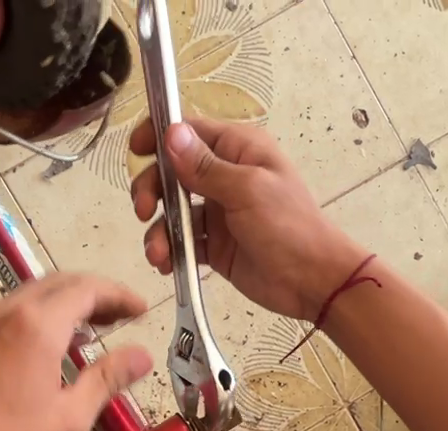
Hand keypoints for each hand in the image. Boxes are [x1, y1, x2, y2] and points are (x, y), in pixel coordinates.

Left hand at [0, 273, 152, 430]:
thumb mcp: (70, 417)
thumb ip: (108, 378)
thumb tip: (143, 356)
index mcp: (37, 324)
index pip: (88, 289)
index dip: (119, 295)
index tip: (142, 309)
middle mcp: (7, 310)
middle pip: (61, 283)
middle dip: (97, 295)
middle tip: (124, 317)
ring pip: (35, 295)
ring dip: (68, 304)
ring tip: (95, 330)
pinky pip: (14, 311)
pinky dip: (43, 316)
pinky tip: (55, 345)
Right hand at [130, 117, 368, 319]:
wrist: (311, 282)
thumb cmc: (290, 228)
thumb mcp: (248, 190)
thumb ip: (206, 167)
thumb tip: (171, 134)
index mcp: (238, 150)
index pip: (189, 131)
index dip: (159, 136)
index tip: (137, 150)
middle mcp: (225, 177)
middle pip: (172, 173)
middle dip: (151, 190)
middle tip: (143, 210)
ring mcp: (218, 213)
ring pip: (173, 213)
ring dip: (158, 230)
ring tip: (158, 254)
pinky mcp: (215, 247)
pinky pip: (183, 244)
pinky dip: (170, 253)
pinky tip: (166, 265)